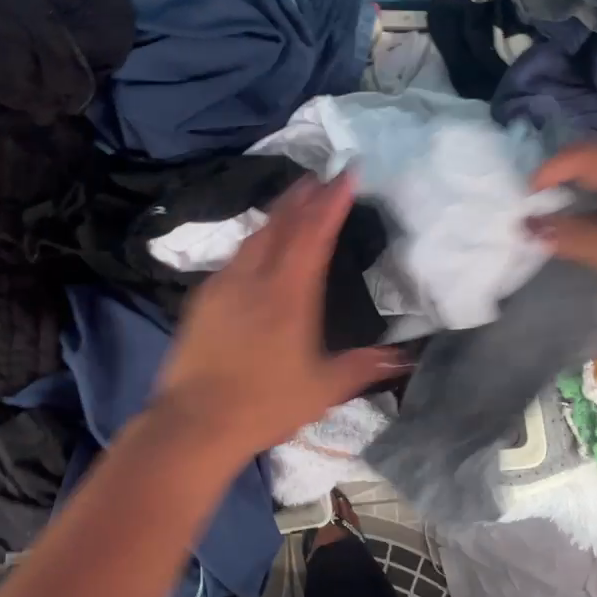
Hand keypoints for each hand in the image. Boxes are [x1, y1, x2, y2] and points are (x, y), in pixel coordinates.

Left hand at [155, 173, 404, 457]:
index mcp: (288, 294)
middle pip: (280, 224)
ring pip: (254, 237)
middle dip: (302, 197)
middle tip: (319, 177)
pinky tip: (256, 248)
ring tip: (292, 202)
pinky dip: (254, 241)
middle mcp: (255, 278)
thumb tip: (403, 358)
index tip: (345, 175)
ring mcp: (224, 285)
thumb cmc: (263, 405)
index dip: (330, 201)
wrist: (193, 422)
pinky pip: (235, 257)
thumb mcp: (322, 389)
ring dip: (276, 215)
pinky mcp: (202, 299)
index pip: (312, 234)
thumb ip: (362, 367)